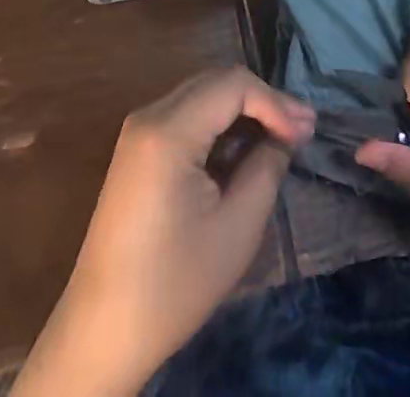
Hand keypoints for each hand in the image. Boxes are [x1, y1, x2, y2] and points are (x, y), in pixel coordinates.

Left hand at [14, 66, 314, 396]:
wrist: (104, 327)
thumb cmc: (174, 282)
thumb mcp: (237, 227)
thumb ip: (267, 167)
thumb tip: (286, 136)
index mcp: (168, 132)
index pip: (233, 85)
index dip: (276, 103)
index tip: (305, 135)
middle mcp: (148, 117)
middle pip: (216, 82)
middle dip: (264, 101)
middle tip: (303, 128)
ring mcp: (138, 132)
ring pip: (203, 94)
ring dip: (244, 109)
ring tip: (284, 135)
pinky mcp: (138, 149)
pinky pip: (187, 115)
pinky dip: (222, 122)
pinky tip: (247, 145)